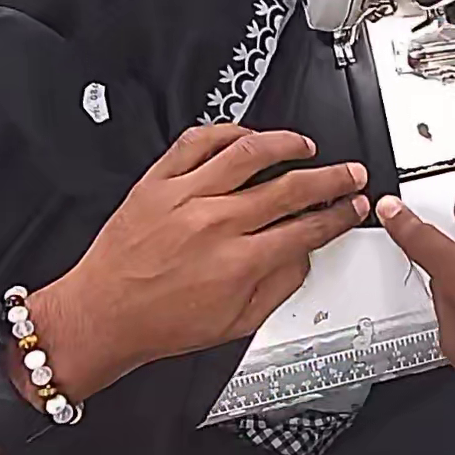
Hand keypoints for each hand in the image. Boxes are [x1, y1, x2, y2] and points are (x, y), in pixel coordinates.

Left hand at [24, 125, 368, 399]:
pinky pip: (197, 141)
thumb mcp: (235, 322)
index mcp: (239, 263)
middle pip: (291, 187)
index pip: (308, 228)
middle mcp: (216, 223)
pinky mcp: (157, 182)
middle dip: (332, 178)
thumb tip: (304, 254)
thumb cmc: (161, 322)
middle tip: (348, 173)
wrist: (102, 314)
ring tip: (304, 145)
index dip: (340, 214)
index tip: (352, 206)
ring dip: (286, 143)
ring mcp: (185, 197)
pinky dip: (226, 131)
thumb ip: (279, 285)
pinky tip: (243, 136)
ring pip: (249, 152)